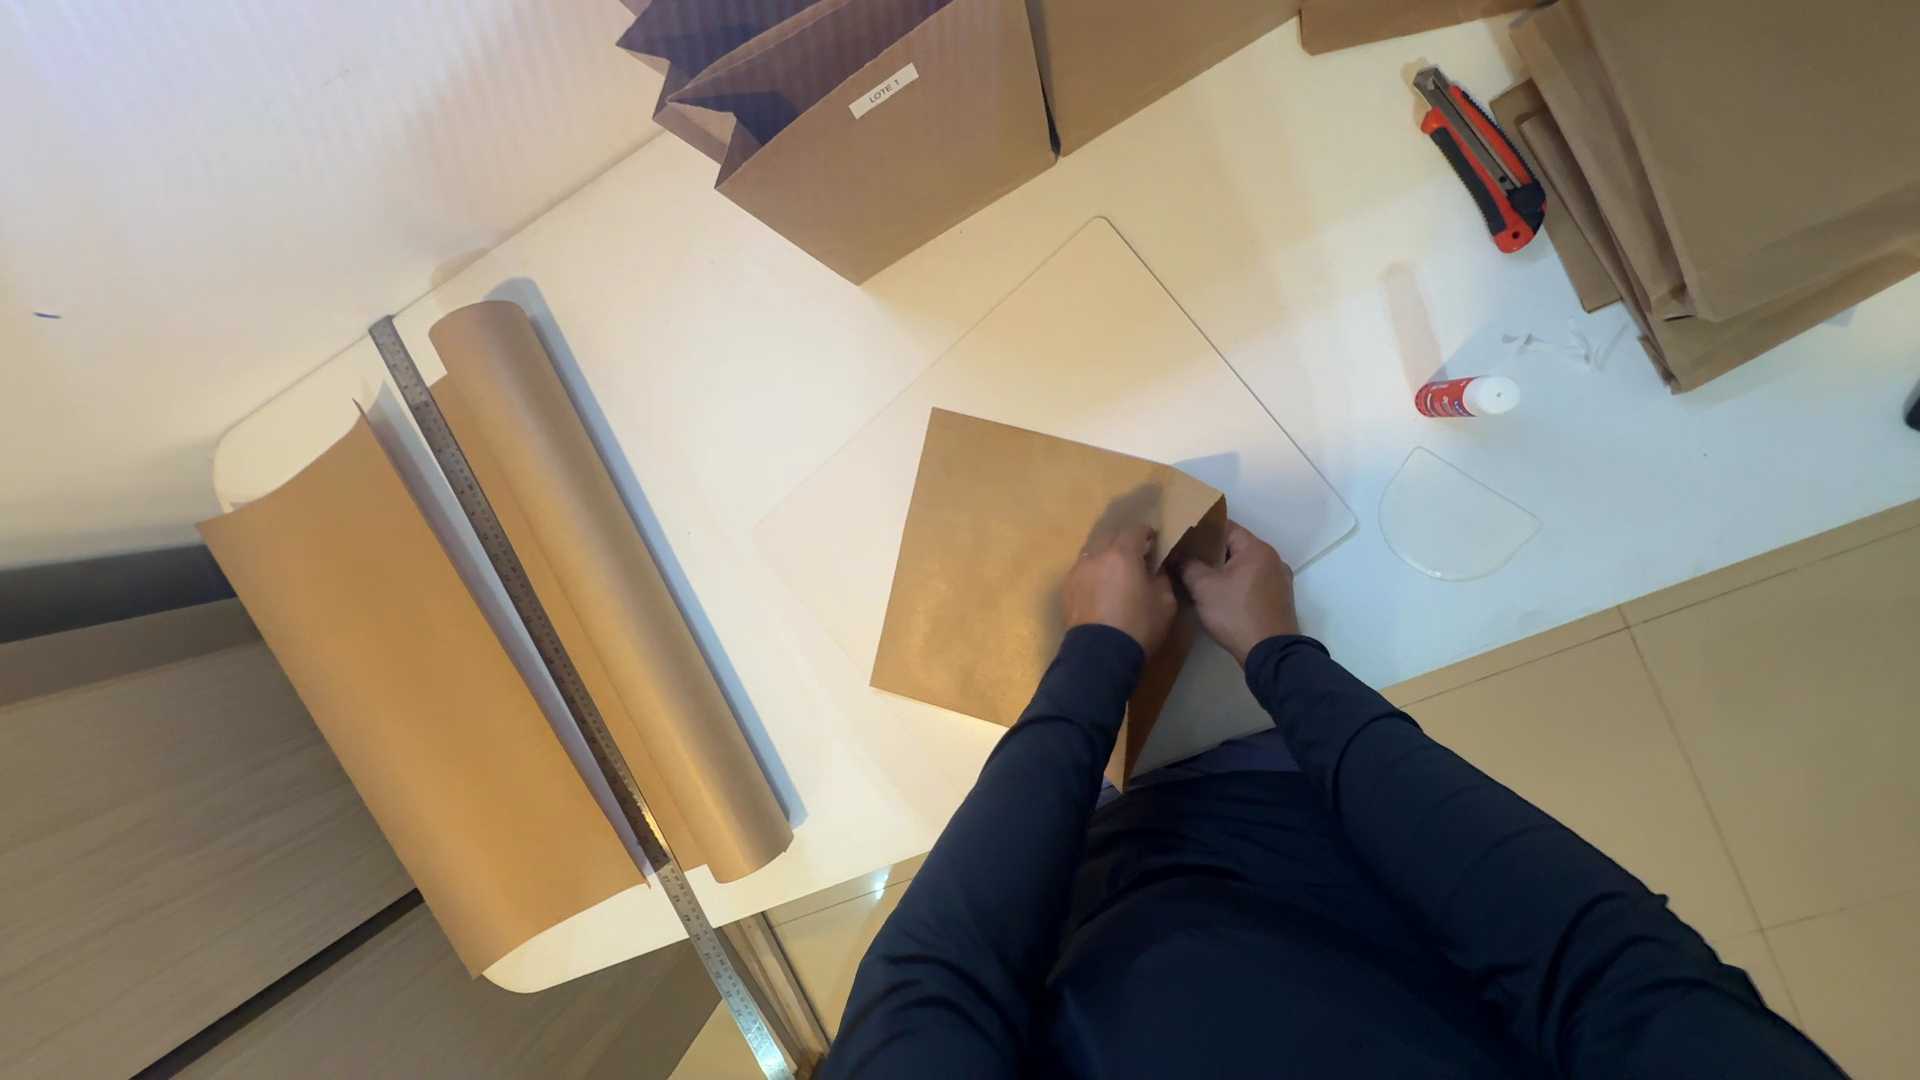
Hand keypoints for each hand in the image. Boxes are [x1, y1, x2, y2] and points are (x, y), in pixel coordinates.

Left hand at [1063, 523, 1177, 653]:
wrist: (1099, 655)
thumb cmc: (1137, 627)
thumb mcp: (1164, 603)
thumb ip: (1161, 578)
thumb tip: (1156, 568)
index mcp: (1121, 554)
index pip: (1134, 530)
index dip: (1145, 533)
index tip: (1152, 540)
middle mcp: (1095, 556)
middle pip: (1110, 538)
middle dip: (1123, 542)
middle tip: (1135, 555)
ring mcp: (1077, 571)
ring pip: (1092, 553)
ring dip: (1105, 555)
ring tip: (1115, 571)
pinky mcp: (1067, 588)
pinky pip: (1082, 570)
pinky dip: (1093, 571)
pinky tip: (1100, 586)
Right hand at [1178, 521, 1300, 665]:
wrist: (1269, 653)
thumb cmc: (1235, 613)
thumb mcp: (1203, 587)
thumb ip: (1188, 565)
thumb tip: (1177, 554)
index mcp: (1257, 550)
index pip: (1226, 527)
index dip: (1202, 529)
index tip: (1183, 535)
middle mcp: (1273, 560)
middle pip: (1236, 546)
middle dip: (1210, 551)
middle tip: (1185, 556)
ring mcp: (1279, 580)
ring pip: (1244, 565)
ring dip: (1224, 569)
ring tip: (1199, 574)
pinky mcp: (1279, 599)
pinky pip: (1252, 581)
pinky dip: (1236, 582)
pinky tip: (1219, 593)